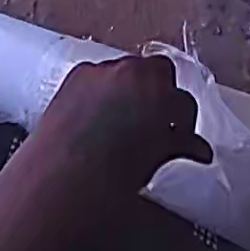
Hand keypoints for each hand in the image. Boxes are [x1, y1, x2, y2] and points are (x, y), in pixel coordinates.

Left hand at [0, 56, 210, 250]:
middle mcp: (132, 73)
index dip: (184, 121)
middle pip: (159, 70)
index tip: (180, 134)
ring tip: (127, 120)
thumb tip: (195, 147)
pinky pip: (100, 75)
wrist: (54, 180)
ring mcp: (102, 69)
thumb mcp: (150, 164)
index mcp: (159, 96)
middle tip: (159, 120)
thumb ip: (174, 146)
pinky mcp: (77, 73)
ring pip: (129, 70)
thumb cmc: (105, 181)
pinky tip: (100, 115)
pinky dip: (105, 88)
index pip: (184, 102)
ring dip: (133, 88)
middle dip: (162, 91)